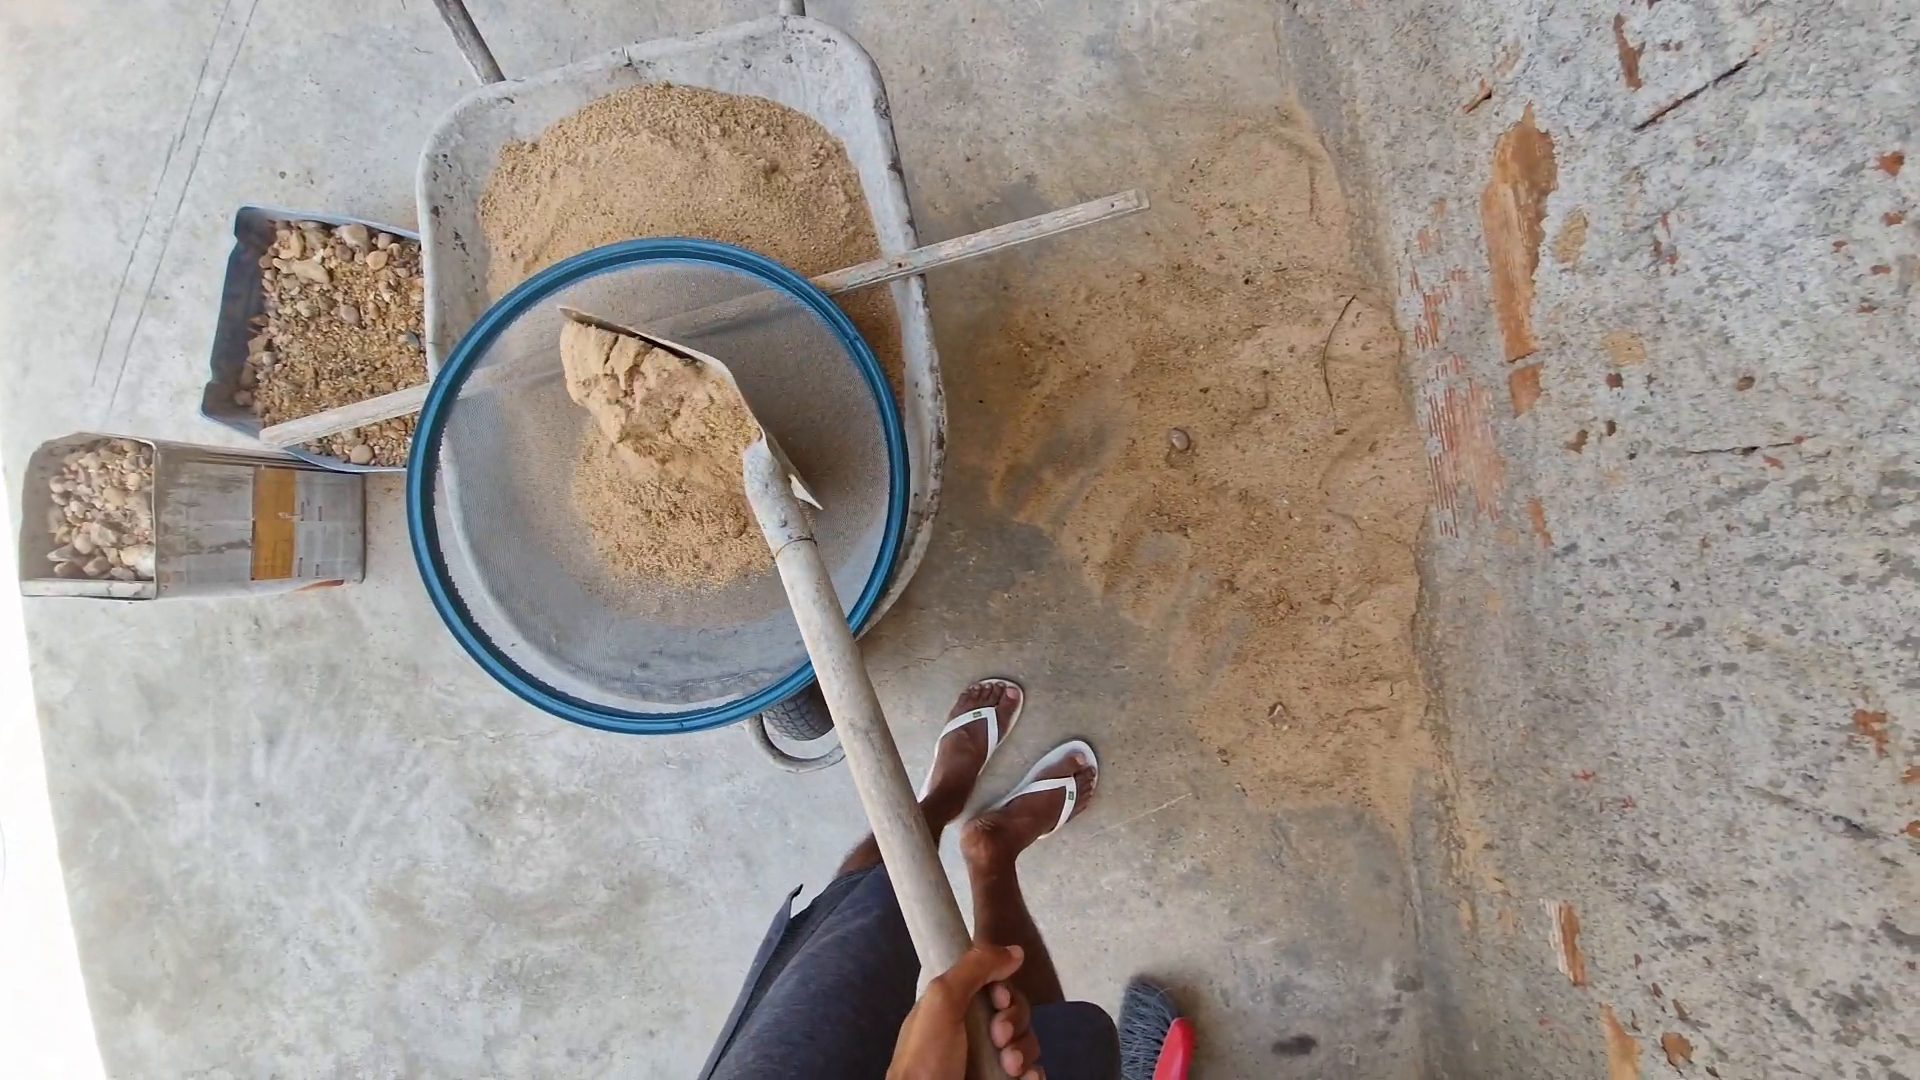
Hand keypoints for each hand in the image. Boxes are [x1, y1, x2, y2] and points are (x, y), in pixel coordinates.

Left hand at [887, 942, 1044, 1079]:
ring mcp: (990, 1063)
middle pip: (1015, 1010)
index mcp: (956, 1007)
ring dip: (1025, 1049)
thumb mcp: (942, 1001)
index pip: (994, 983)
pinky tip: (1026, 1079)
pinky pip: (1033, 1073)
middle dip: (1015, 1019)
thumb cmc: (927, 1057)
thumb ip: (975, 967)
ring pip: (1027, 1041)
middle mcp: (975, 1031)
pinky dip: (1034, 1074)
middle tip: (999, 1037)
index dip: (1003, 987)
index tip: (998, 998)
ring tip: (1009, 1067)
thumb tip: (1015, 950)